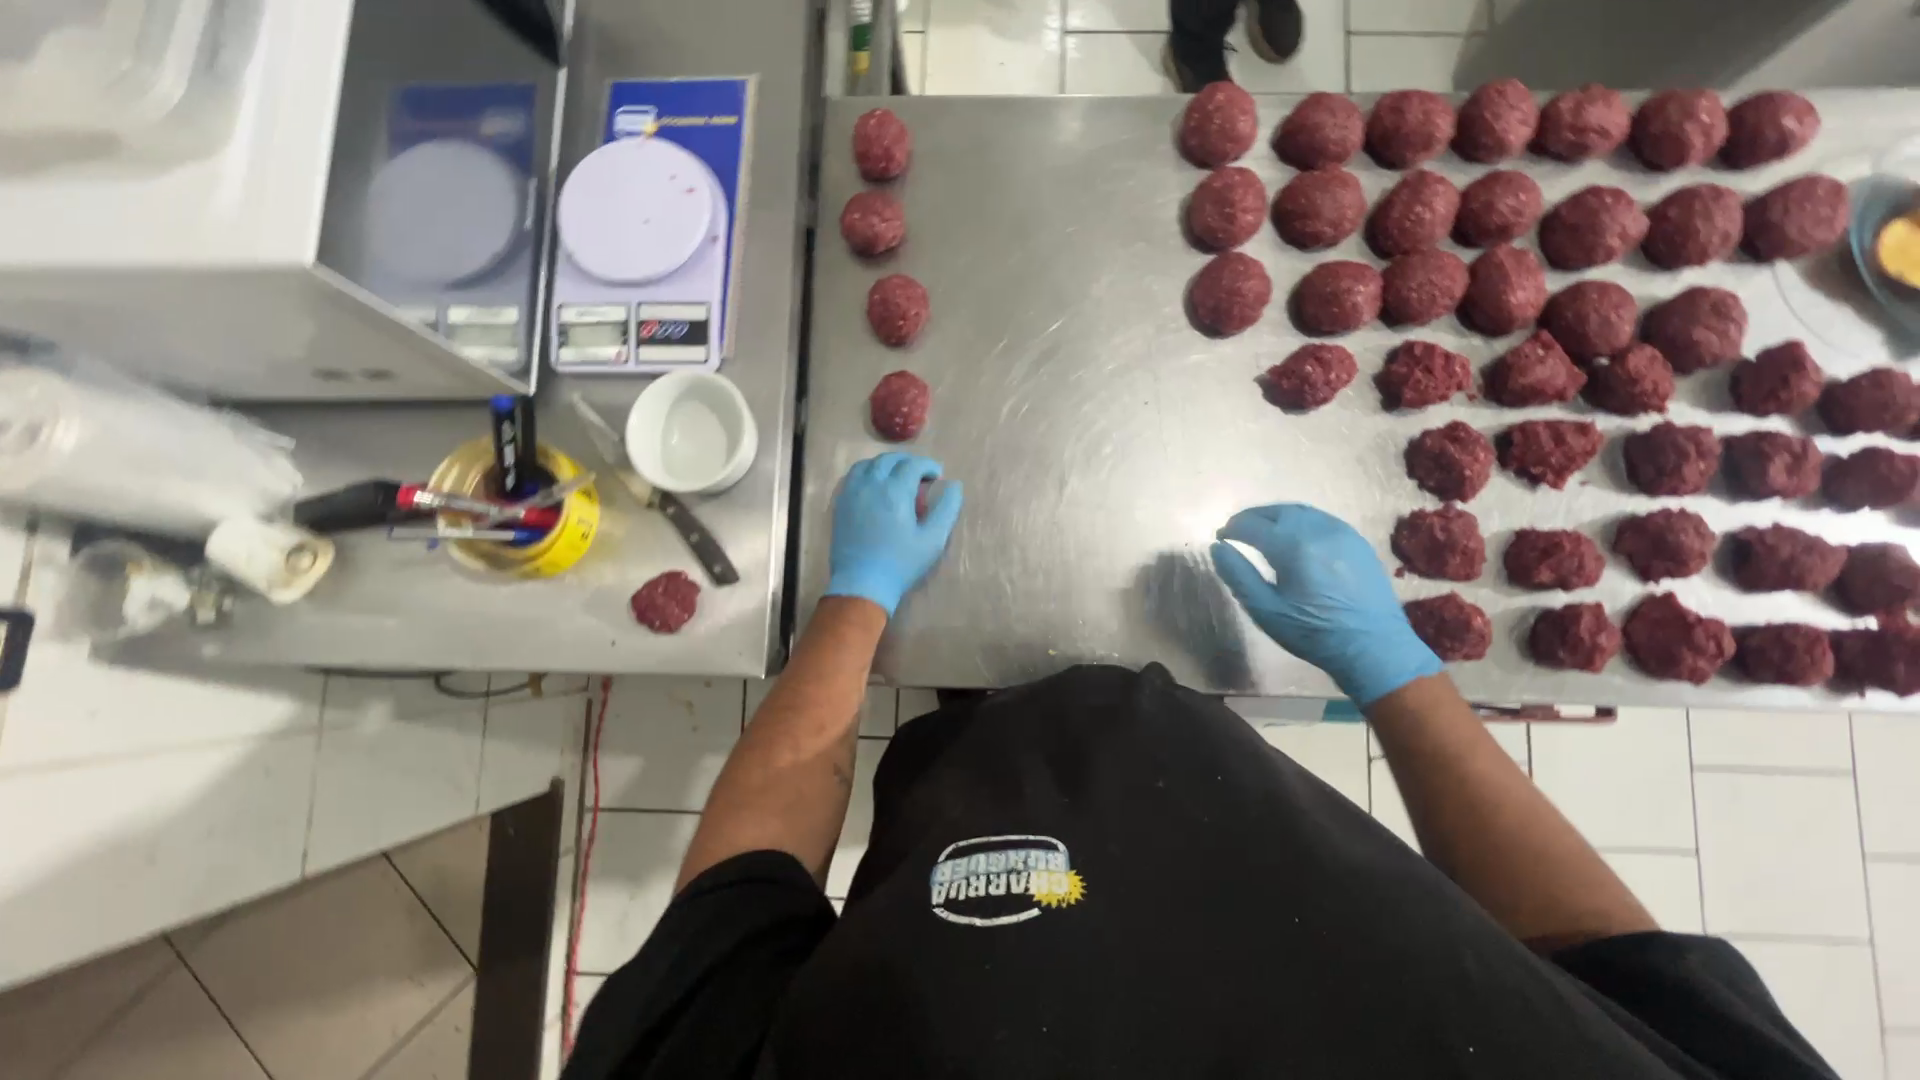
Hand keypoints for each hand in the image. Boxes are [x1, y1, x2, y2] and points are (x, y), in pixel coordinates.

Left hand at [824, 452, 962, 617]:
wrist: (862, 583)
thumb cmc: (901, 563)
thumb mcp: (933, 539)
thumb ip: (946, 508)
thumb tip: (954, 485)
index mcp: (895, 491)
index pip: (912, 465)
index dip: (928, 466)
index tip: (937, 475)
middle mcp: (871, 485)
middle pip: (889, 460)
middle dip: (907, 462)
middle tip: (920, 474)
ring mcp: (852, 493)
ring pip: (868, 464)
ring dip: (885, 465)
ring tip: (897, 476)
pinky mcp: (840, 504)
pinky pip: (852, 477)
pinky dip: (867, 473)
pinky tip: (875, 486)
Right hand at [1209, 503, 1440, 706]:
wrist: (1373, 646)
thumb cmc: (1314, 633)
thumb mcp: (1267, 611)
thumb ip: (1238, 575)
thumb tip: (1218, 548)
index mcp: (1293, 546)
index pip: (1252, 525)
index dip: (1231, 529)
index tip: (1221, 539)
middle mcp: (1318, 530)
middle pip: (1277, 511)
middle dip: (1252, 517)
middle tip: (1237, 531)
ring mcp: (1341, 532)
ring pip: (1300, 511)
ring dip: (1276, 516)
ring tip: (1262, 531)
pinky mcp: (1356, 540)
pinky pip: (1321, 519)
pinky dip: (1299, 521)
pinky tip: (1294, 537)